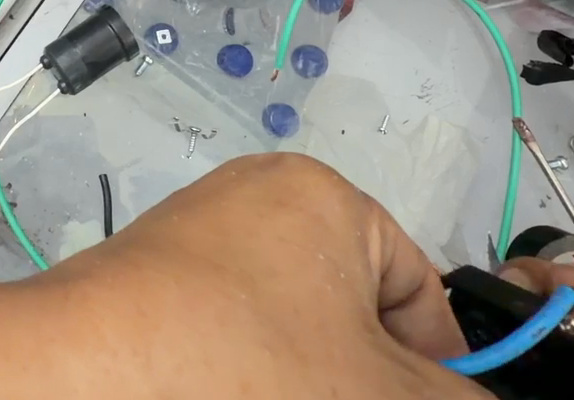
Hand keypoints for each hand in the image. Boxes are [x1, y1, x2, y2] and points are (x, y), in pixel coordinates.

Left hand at [42, 153, 488, 397]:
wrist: (97, 372)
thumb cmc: (251, 364)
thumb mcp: (377, 393)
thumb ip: (453, 395)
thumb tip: (476, 395)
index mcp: (321, 194)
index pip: (417, 285)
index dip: (435, 362)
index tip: (420, 399)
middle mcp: (256, 195)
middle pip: (350, 303)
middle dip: (362, 370)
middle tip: (329, 391)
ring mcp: (202, 231)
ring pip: (291, 319)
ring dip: (308, 371)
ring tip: (281, 388)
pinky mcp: (161, 271)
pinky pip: (234, 320)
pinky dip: (251, 362)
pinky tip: (238, 382)